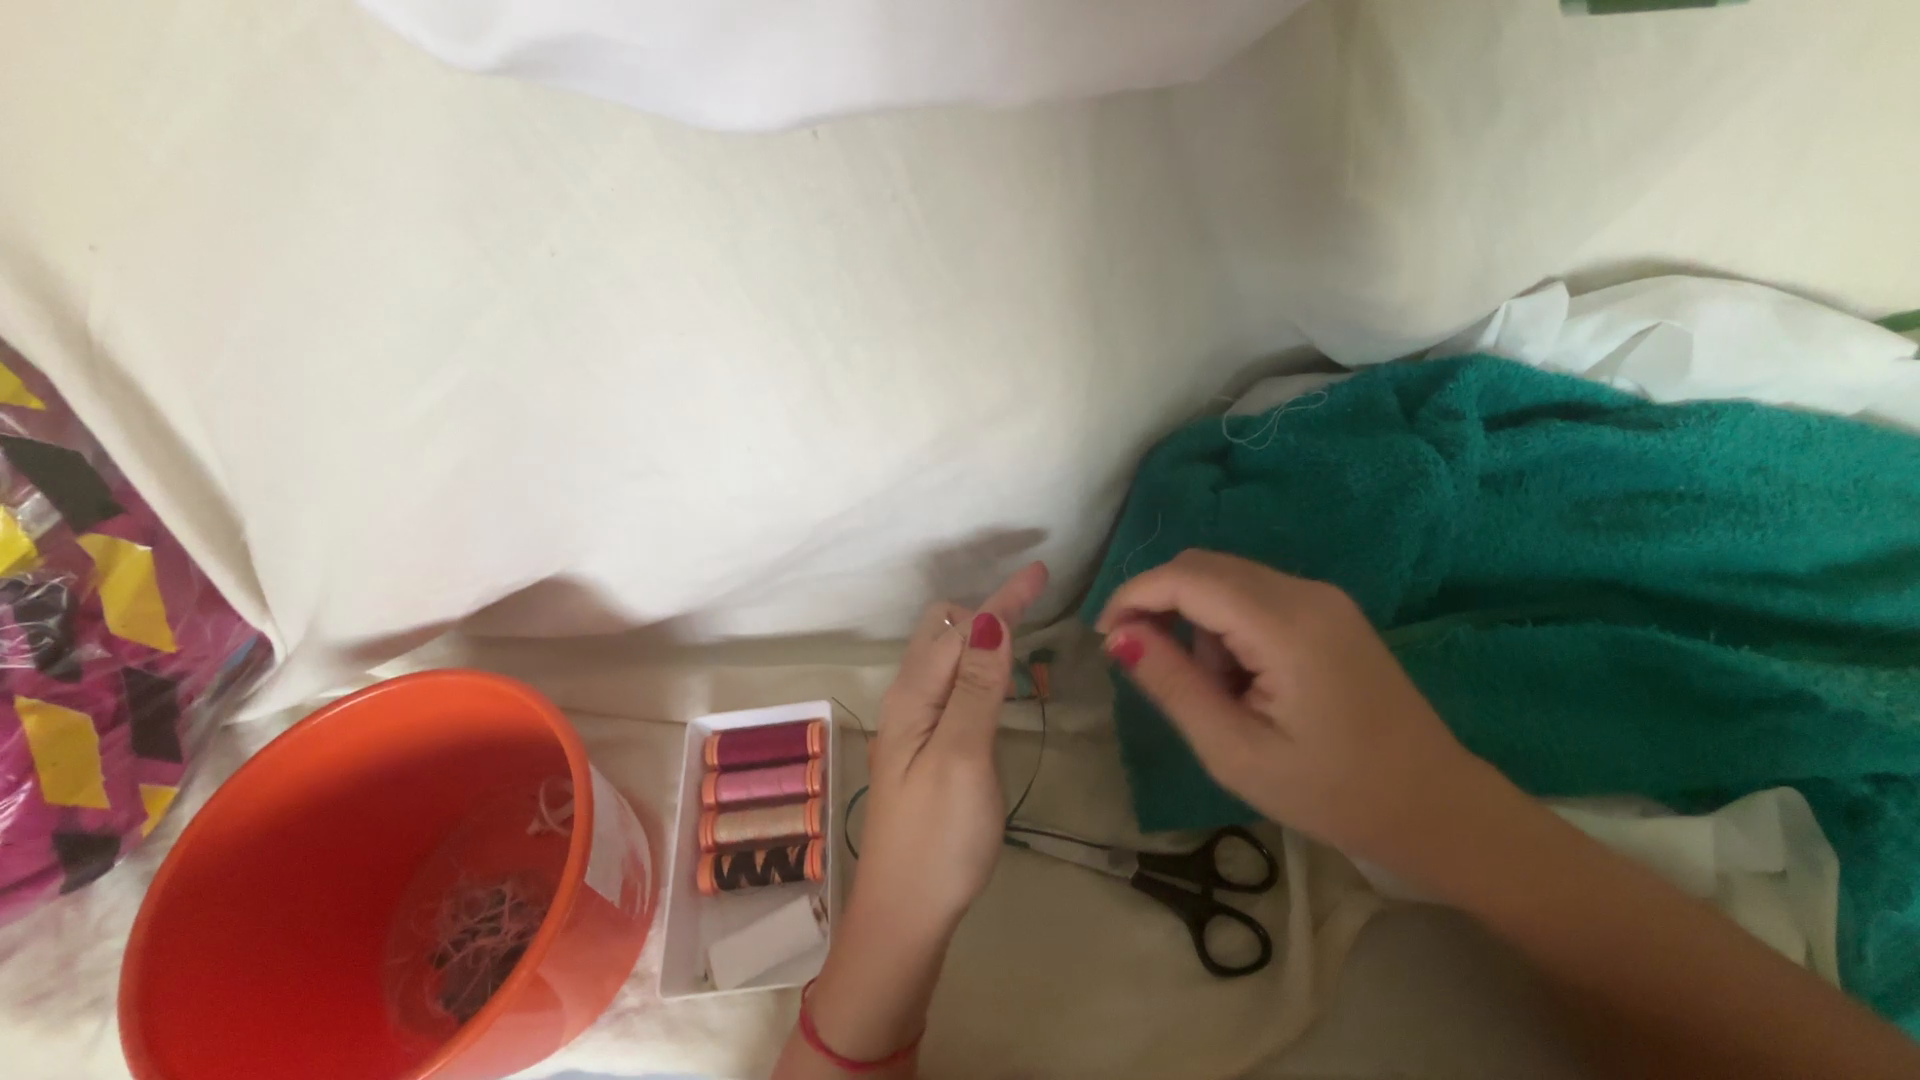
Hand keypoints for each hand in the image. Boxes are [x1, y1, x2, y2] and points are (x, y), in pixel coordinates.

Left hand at [851, 561, 1049, 937]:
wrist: (905, 912)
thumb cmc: (939, 839)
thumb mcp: (964, 757)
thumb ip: (978, 688)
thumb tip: (990, 619)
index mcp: (915, 695)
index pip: (964, 629)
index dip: (1004, 599)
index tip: (1043, 573)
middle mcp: (908, 700)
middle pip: (943, 631)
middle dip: (986, 612)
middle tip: (1036, 619)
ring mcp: (914, 724)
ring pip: (947, 658)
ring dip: (982, 640)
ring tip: (1024, 645)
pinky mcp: (925, 747)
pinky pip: (952, 686)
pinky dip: (978, 670)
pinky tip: (997, 686)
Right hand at [1094, 550, 1503, 871]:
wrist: (1433, 807)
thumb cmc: (1330, 792)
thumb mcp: (1234, 750)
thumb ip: (1172, 684)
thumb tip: (1117, 636)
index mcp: (1285, 625)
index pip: (1186, 578)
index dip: (1133, 597)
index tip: (1104, 640)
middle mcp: (1306, 593)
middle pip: (1204, 567)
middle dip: (1161, 606)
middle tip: (1148, 668)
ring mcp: (1324, 599)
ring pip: (1227, 580)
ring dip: (1198, 622)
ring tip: (1217, 694)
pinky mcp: (1330, 613)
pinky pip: (1256, 597)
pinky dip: (1228, 627)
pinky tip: (1244, 681)